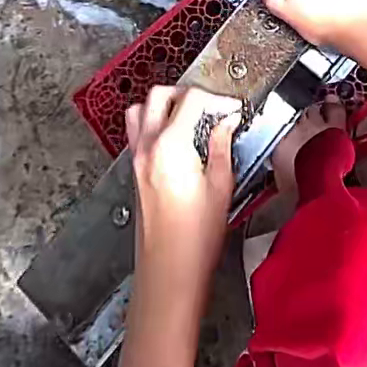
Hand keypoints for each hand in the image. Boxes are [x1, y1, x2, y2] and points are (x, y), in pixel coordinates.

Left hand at [126, 86, 240, 306]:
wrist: (168, 273)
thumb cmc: (194, 239)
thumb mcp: (221, 186)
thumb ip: (221, 146)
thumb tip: (226, 123)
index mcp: (170, 146)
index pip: (191, 100)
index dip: (216, 98)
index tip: (232, 108)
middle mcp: (147, 147)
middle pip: (160, 95)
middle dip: (188, 93)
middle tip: (212, 106)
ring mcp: (136, 158)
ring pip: (140, 109)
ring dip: (165, 104)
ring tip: (191, 116)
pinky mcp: (135, 171)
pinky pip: (137, 131)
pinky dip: (154, 122)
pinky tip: (176, 138)